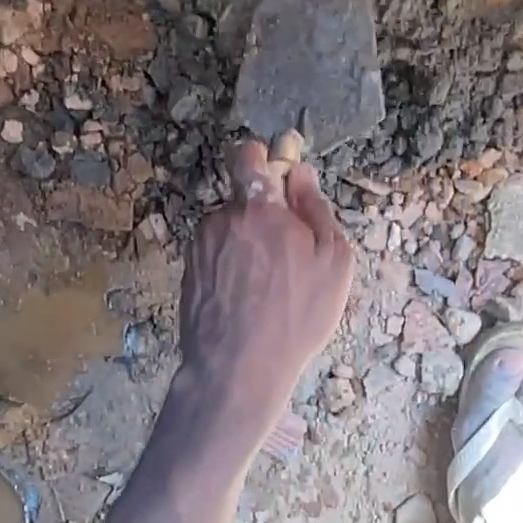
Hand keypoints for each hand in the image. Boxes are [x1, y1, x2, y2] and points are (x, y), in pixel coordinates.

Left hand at [178, 140, 352, 409]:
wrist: (237, 367)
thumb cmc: (295, 316)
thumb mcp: (333, 261)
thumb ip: (316, 209)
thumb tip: (301, 175)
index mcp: (258, 206)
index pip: (249, 155)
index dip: (263, 158)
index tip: (279, 176)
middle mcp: (223, 218)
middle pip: (244, 201)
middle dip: (265, 217)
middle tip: (289, 256)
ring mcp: (201, 245)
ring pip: (231, 231)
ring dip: (249, 245)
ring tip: (269, 288)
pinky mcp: (189, 270)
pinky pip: (218, 255)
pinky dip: (232, 268)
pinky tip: (248, 299)